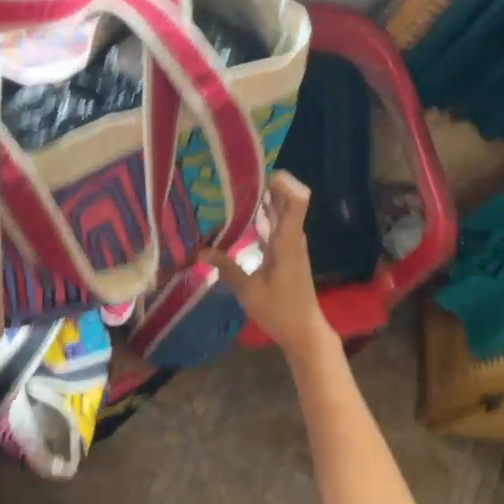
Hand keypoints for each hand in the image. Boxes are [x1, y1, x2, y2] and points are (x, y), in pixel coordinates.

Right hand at [201, 171, 330, 353]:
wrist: (304, 332)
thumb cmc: (280, 311)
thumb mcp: (249, 291)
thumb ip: (226, 267)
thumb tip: (200, 250)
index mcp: (288, 241)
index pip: (297, 200)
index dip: (283, 181)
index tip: (257, 172)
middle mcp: (291, 237)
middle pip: (285, 199)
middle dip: (264, 184)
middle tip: (234, 175)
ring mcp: (289, 244)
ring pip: (278, 212)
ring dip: (260, 199)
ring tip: (231, 189)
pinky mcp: (285, 252)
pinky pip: (273, 226)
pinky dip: (259, 218)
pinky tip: (238, 216)